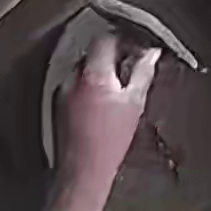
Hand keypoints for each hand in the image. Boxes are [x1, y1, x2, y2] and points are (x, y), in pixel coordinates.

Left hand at [58, 33, 159, 196]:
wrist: (83, 171)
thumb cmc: (112, 140)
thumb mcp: (134, 103)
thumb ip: (143, 72)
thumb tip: (152, 53)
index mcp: (94, 73)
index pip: (106, 38)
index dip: (124, 39)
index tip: (138, 48)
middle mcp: (74, 76)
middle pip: (95, 52)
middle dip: (114, 55)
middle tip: (133, 66)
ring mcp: (63, 89)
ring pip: (86, 67)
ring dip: (103, 70)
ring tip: (120, 87)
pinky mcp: (59, 102)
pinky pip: (77, 82)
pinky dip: (91, 84)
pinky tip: (103, 101)